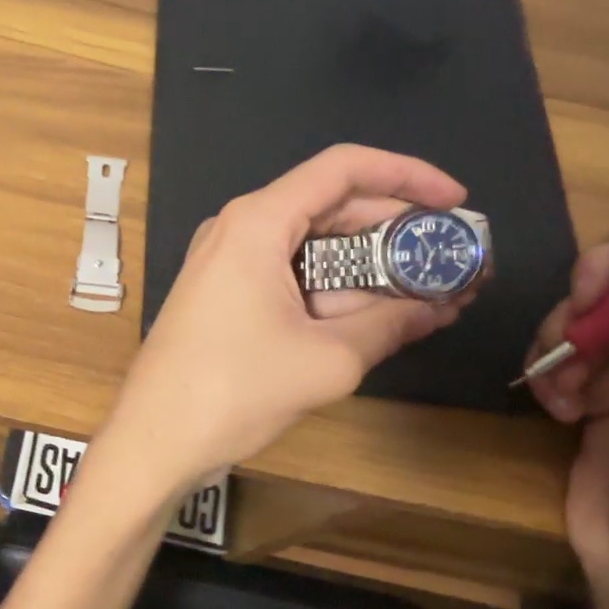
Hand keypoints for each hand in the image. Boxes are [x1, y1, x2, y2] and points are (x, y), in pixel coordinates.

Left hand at [102, 144, 473, 500]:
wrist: (153, 439)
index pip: (342, 169)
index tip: (454, 200)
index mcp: (257, 222)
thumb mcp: (327, 359)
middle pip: (330, 205)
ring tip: (432, 289)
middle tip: (452, 254)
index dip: (406, 175)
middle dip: (395, 227)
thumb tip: (443, 306)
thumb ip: (391, 322)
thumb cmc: (235, 391)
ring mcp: (226, 260)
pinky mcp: (224, 292)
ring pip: (312, 243)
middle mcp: (238, 227)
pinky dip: (335, 287)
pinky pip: (289, 272)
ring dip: (369, 264)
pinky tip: (381, 312)